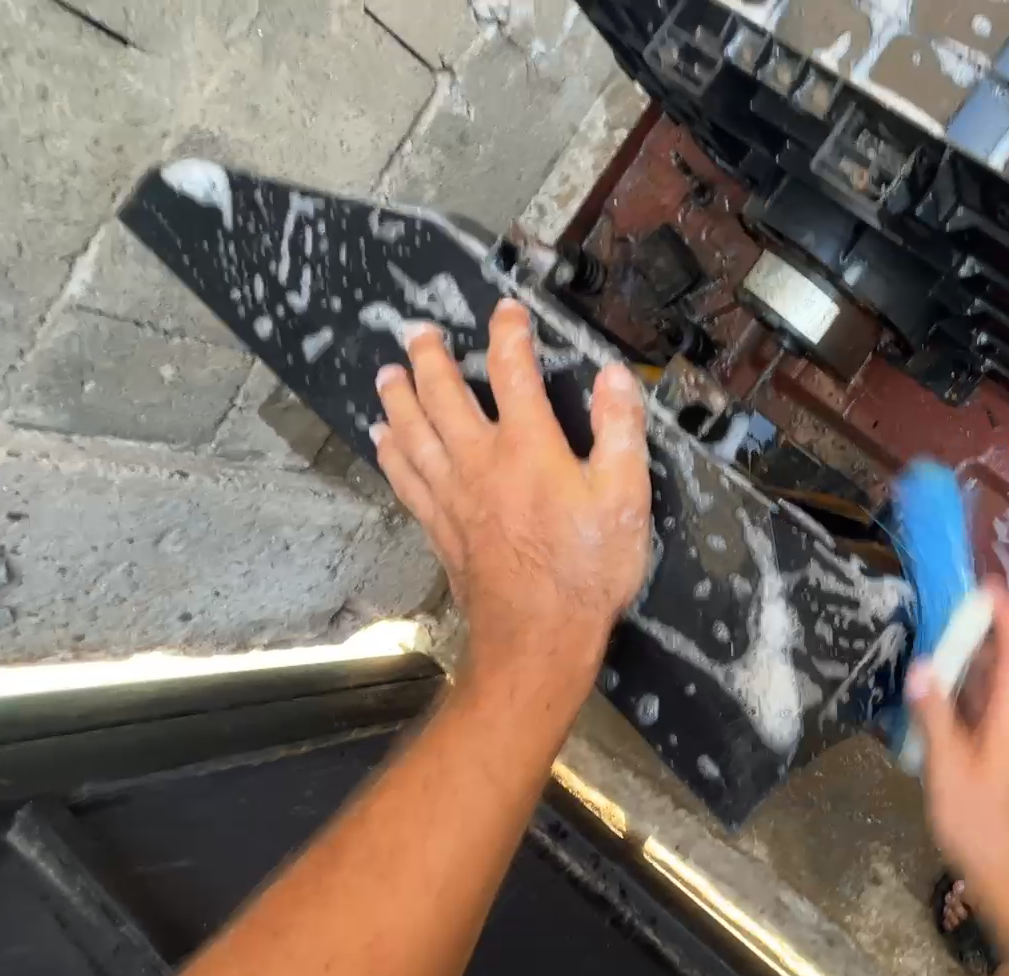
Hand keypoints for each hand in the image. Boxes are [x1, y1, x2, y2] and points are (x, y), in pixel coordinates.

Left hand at [371, 298, 650, 679]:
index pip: (514, 373)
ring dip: (398, 397)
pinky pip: (404, 477)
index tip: (507, 309)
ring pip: (413, 431)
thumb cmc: (590, 566)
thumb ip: (620, 430)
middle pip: (444, 395)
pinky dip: (390, 451)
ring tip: (387, 372)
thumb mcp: (626, 496)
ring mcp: (452, 494)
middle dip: (430, 358)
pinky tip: (382, 439)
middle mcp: (480, 460)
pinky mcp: (440, 526)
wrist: (539, 633)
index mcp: (529, 445)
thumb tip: (614, 373)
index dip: (509, 335)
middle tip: (416, 331)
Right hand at [906, 582, 1008, 913]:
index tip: (983, 583)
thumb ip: (935, 716)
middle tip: (939, 602)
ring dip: (961, 660)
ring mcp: (1001, 736)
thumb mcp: (950, 768)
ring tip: (926, 637)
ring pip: (984, 686)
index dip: (1004, 613)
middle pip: (999, 662)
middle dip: (975, 629)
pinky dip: (953, 692)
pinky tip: (925, 691)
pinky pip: (973, 709)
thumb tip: (922, 666)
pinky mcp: (989, 753)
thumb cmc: (982, 823)